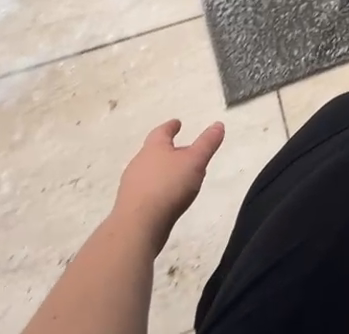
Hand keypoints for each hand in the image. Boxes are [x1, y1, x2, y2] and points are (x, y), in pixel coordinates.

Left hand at [110, 119, 224, 251]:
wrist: (138, 226)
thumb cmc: (168, 186)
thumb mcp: (195, 161)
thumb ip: (207, 143)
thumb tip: (218, 124)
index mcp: (153, 148)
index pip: (161, 132)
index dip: (171, 127)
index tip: (177, 123)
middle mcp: (138, 163)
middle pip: (154, 152)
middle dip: (168, 151)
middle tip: (183, 152)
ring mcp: (131, 186)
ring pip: (149, 172)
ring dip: (163, 171)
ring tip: (179, 176)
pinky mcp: (130, 206)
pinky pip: (146, 190)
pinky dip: (157, 189)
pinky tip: (167, 197)